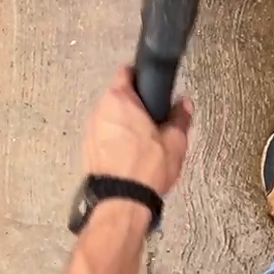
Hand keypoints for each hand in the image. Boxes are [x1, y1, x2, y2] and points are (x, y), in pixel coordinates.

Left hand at [82, 67, 192, 196]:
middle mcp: (100, 111)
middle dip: (135, 105)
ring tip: (146, 142)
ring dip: (125, 125)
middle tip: (155, 117)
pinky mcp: (88, 151)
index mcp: (120, 100)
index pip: (127, 72)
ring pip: (110, 119)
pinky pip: (105, 138)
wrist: (122, 202)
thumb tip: (184, 105)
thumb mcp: (175, 141)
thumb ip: (180, 118)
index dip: (141, 75)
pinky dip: (116, 142)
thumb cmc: (145, 169)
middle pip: (118, 97)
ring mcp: (91, 132)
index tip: (152, 84)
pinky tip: (133, 157)